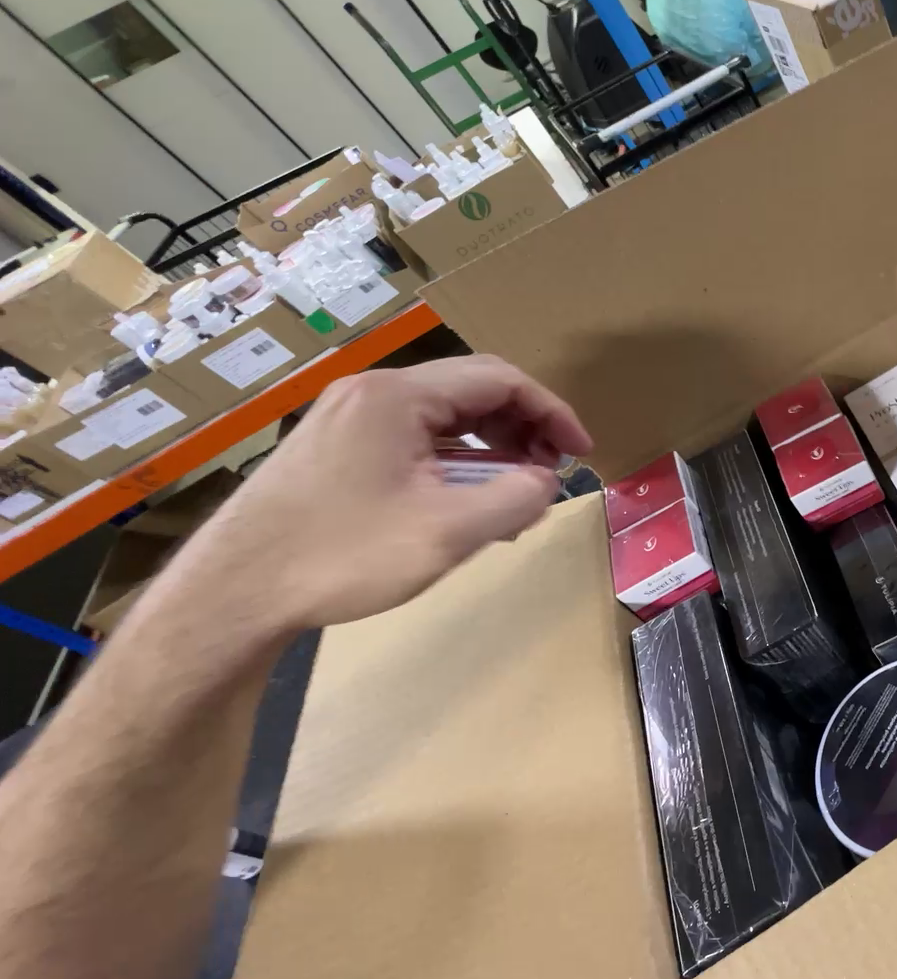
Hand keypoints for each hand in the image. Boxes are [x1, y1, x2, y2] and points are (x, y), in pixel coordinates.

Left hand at [153, 355, 592, 636]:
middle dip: (527, 426)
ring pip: (448, 415)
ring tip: (517, 491)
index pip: (501, 380)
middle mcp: (372, 393)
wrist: (231, 597)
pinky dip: (460, 460)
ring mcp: (350, 418)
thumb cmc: (344, 557)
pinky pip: (419, 437)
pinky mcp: (338, 446)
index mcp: (398, 397)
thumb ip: (518, 498)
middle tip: (552, 470)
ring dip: (496, 446)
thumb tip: (546, 482)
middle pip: (475, 390)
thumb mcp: (451, 531)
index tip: (582, 453)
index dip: (553, 412)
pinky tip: (470, 500)